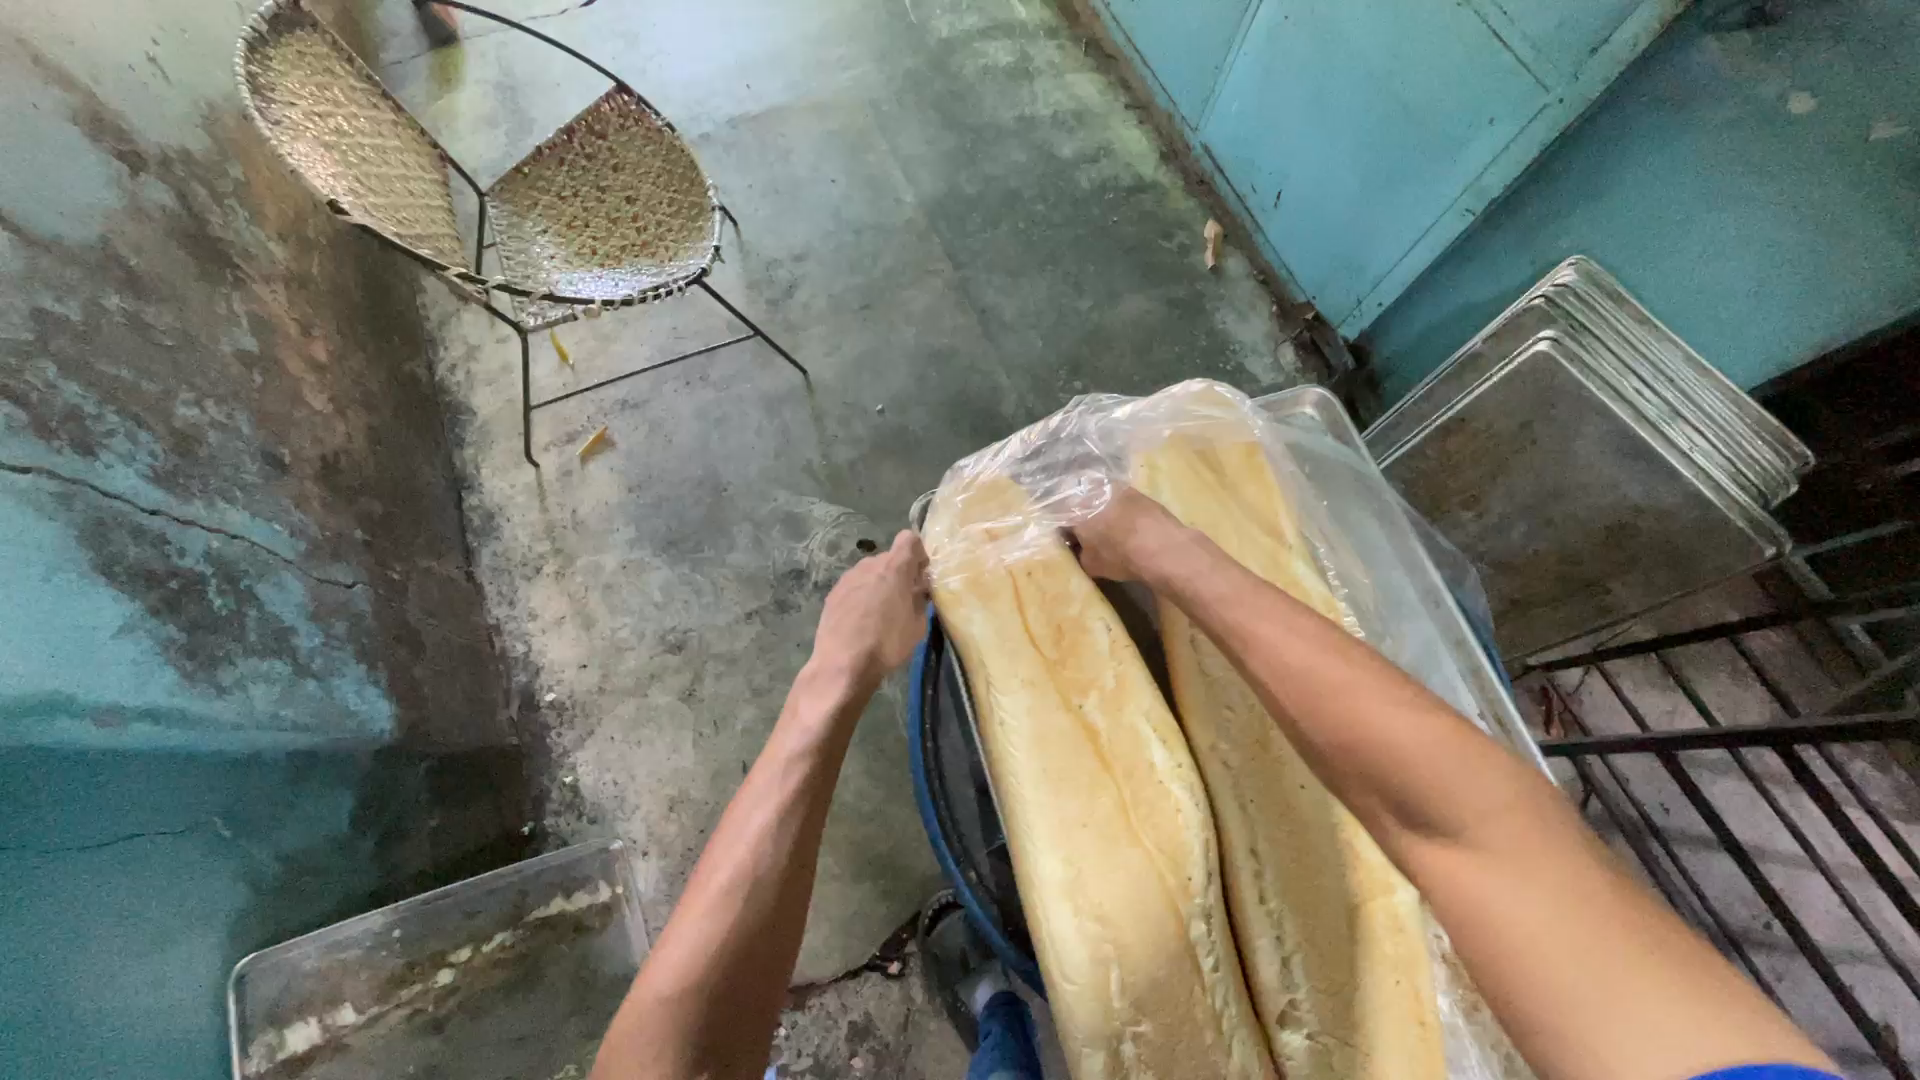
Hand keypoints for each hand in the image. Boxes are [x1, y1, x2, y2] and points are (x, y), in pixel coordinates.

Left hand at [810, 530, 929, 688]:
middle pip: (889, 558)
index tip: (921, 573)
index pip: (909, 539)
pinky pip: (855, 586)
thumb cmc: (887, 644)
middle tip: (904, 598)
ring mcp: (848, 578)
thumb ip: (920, 599)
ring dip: (879, 584)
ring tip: (881, 613)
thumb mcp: (918, 625)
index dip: (917, 552)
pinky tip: (861, 620)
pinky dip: (862, 596)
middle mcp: (869, 565)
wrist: (842, 663)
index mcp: (894, 568)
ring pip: (870, 572)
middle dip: (899, 573)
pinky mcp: (833, 593)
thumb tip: (919, 588)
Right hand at [1066, 485, 1191, 582]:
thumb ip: (1080, 553)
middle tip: (1088, 533)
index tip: (1070, 540)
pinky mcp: (1138, 491)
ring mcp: (1117, 487)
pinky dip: (1121, 510)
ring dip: (1102, 510)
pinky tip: (1128, 525)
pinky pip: (1121, 499)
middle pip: (1080, 501)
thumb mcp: (1091, 564)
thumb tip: (1082, 548)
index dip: (1064, 529)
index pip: (1058, 515)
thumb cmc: (1119, 556)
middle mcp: (1092, 490)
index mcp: (1073, 507)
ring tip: (1110, 528)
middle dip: (1081, 515)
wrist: (1162, 547)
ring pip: (1101, 497)